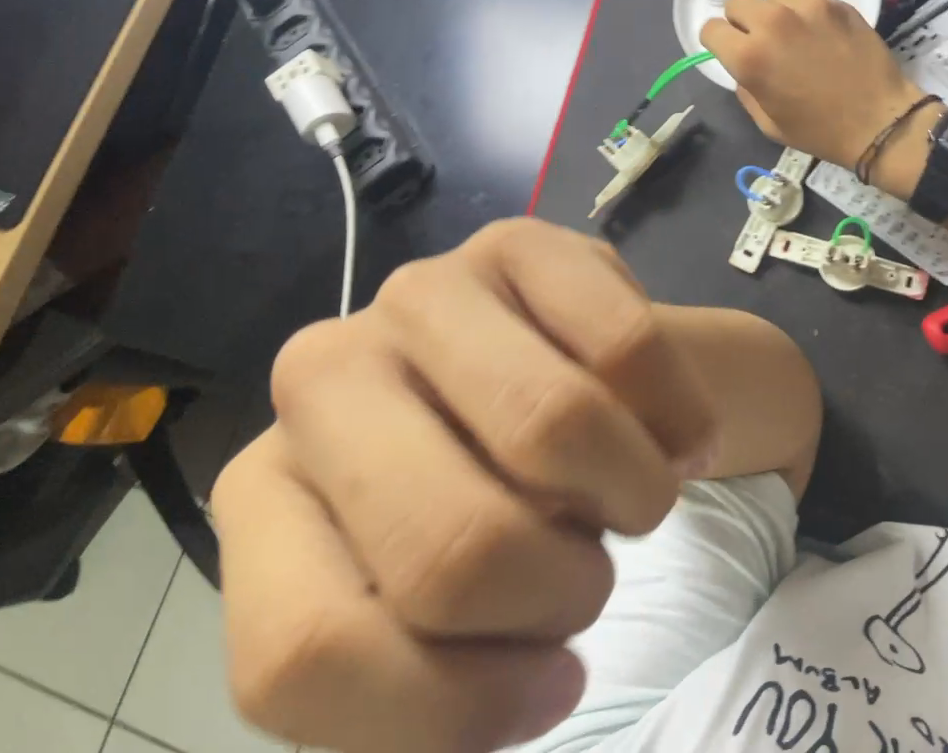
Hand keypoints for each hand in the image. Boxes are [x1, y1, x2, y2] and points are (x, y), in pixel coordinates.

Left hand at [212, 219, 717, 752]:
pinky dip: (681, 421)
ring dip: (634, 498)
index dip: (453, 708)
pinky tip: (671, 428)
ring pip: (554, 431)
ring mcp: (421, 294)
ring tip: (631, 492)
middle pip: (449, 552)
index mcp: (266, 501)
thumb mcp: (447, 618)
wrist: (576, 382)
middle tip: (590, 566)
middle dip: (562, 593)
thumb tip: (536, 685)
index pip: (306, 654)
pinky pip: (629, 349)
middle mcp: (319, 380)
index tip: (553, 682)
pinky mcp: (523, 242)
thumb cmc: (504, 501)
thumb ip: (441, 681)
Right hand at [700, 0, 924, 169]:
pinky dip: (805, 10)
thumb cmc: (820, 131)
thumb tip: (744, 67)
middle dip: (742, 21)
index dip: (718, 42)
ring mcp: (806, 7)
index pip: (711, 29)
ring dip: (774, 9)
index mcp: (749, 57)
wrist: (878, 121)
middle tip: (761, 42)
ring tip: (792, 33)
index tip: (730, 51)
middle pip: (737, 1)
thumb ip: (746, 88)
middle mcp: (772, 23)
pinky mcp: (835, 3)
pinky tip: (819, 33)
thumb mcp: (768, 123)